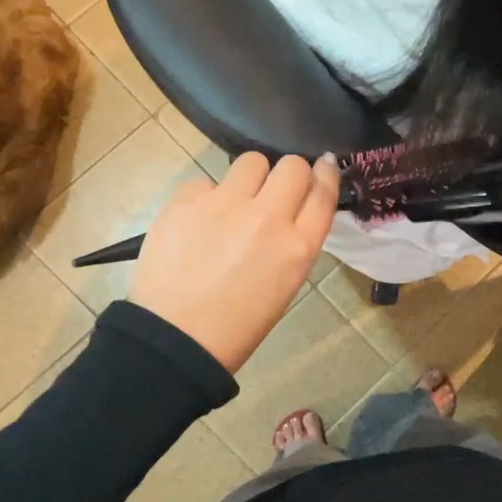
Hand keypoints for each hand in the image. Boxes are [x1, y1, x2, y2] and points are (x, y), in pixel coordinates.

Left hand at [128, 153, 338, 371]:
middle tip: (275, 190)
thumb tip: (289, 213)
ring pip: (251, 162)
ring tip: (235, 201)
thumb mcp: (285, 286)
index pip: (323, 193)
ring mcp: (225, 205)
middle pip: (292, 167)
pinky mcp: (186, 201)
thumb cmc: (237, 327)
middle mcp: (267, 218)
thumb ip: (293, 244)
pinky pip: (207, 181)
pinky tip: (198, 222)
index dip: (326, 174)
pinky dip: (207, 197)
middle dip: (289, 173)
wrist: (176, 339)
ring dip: (250, 177)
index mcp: (298, 248)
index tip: (322, 166)